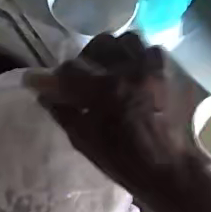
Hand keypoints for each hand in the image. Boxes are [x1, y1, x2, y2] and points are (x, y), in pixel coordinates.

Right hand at [26, 33, 206, 204]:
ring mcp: (153, 69)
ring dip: (113, 52)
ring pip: (127, 41)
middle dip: (85, 59)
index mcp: (105, 90)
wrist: (170, 170)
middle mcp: (129, 71)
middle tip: (81, 77)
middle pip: (98, 45)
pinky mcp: (171, 73)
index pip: (69, 70)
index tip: (39, 81)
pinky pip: (151, 51)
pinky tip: (135, 74)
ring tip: (110, 69)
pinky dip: (139, 58)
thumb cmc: (124, 162)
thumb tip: (45, 95)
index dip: (51, 77)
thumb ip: (63, 113)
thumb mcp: (85, 141)